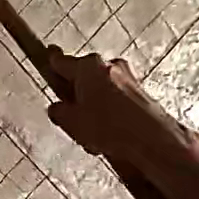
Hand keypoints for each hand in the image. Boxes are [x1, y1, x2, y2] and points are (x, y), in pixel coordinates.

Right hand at [45, 51, 198, 186]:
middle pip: (84, 75)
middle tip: (70, 113)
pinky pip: (118, 98)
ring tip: (92, 131)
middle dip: (76, 91)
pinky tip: (110, 133)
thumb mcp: (71, 123)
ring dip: (95, 103)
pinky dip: (111, 111)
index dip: (51, 64)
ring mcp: (127, 77)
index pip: (61, 61)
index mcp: (87, 67)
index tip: (47, 59)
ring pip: (102, 87)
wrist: (151, 138)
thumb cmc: (109, 127)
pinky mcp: (141, 92)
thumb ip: (59, 112)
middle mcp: (108, 65)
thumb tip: (57, 108)